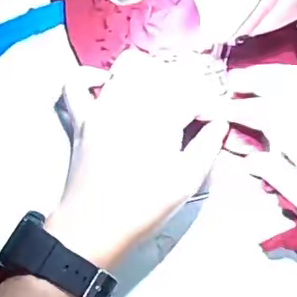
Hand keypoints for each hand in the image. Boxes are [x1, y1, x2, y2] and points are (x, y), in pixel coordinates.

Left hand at [49, 51, 228, 268]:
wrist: (93, 229)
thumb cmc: (142, 209)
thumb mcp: (187, 182)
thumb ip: (207, 147)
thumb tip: (219, 125)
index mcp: (161, 118)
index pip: (193, 93)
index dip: (209, 104)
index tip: (214, 120)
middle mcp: (130, 103)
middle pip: (164, 72)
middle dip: (184, 85)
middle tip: (193, 110)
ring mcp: (102, 108)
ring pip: (128, 67)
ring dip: (150, 74)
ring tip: (161, 96)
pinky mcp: (82, 119)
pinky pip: (77, 84)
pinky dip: (90, 76)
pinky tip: (105, 82)